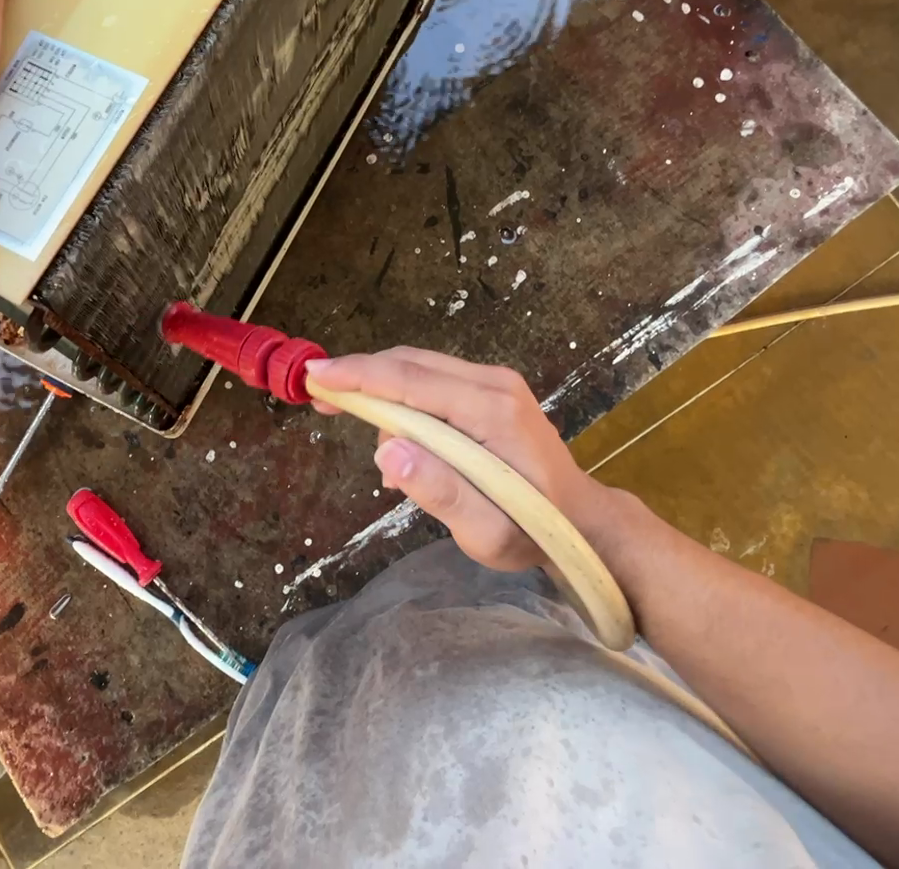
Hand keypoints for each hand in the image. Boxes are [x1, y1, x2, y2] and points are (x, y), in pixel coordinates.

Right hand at [305, 348, 644, 572]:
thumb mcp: (488, 533)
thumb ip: (440, 493)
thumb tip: (387, 450)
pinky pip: (431, 379)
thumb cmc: (534, 533)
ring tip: (361, 430)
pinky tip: (397, 435)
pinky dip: (401, 395)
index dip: (359, 377)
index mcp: (493, 412)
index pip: (412, 382)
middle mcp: (494, 383)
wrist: (583, 518)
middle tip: (319, 398)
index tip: (315, 375)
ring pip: (418, 367)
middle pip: (410, 364)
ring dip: (379, 388)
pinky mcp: (491, 388)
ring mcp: (495, 381)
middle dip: (359, 376)